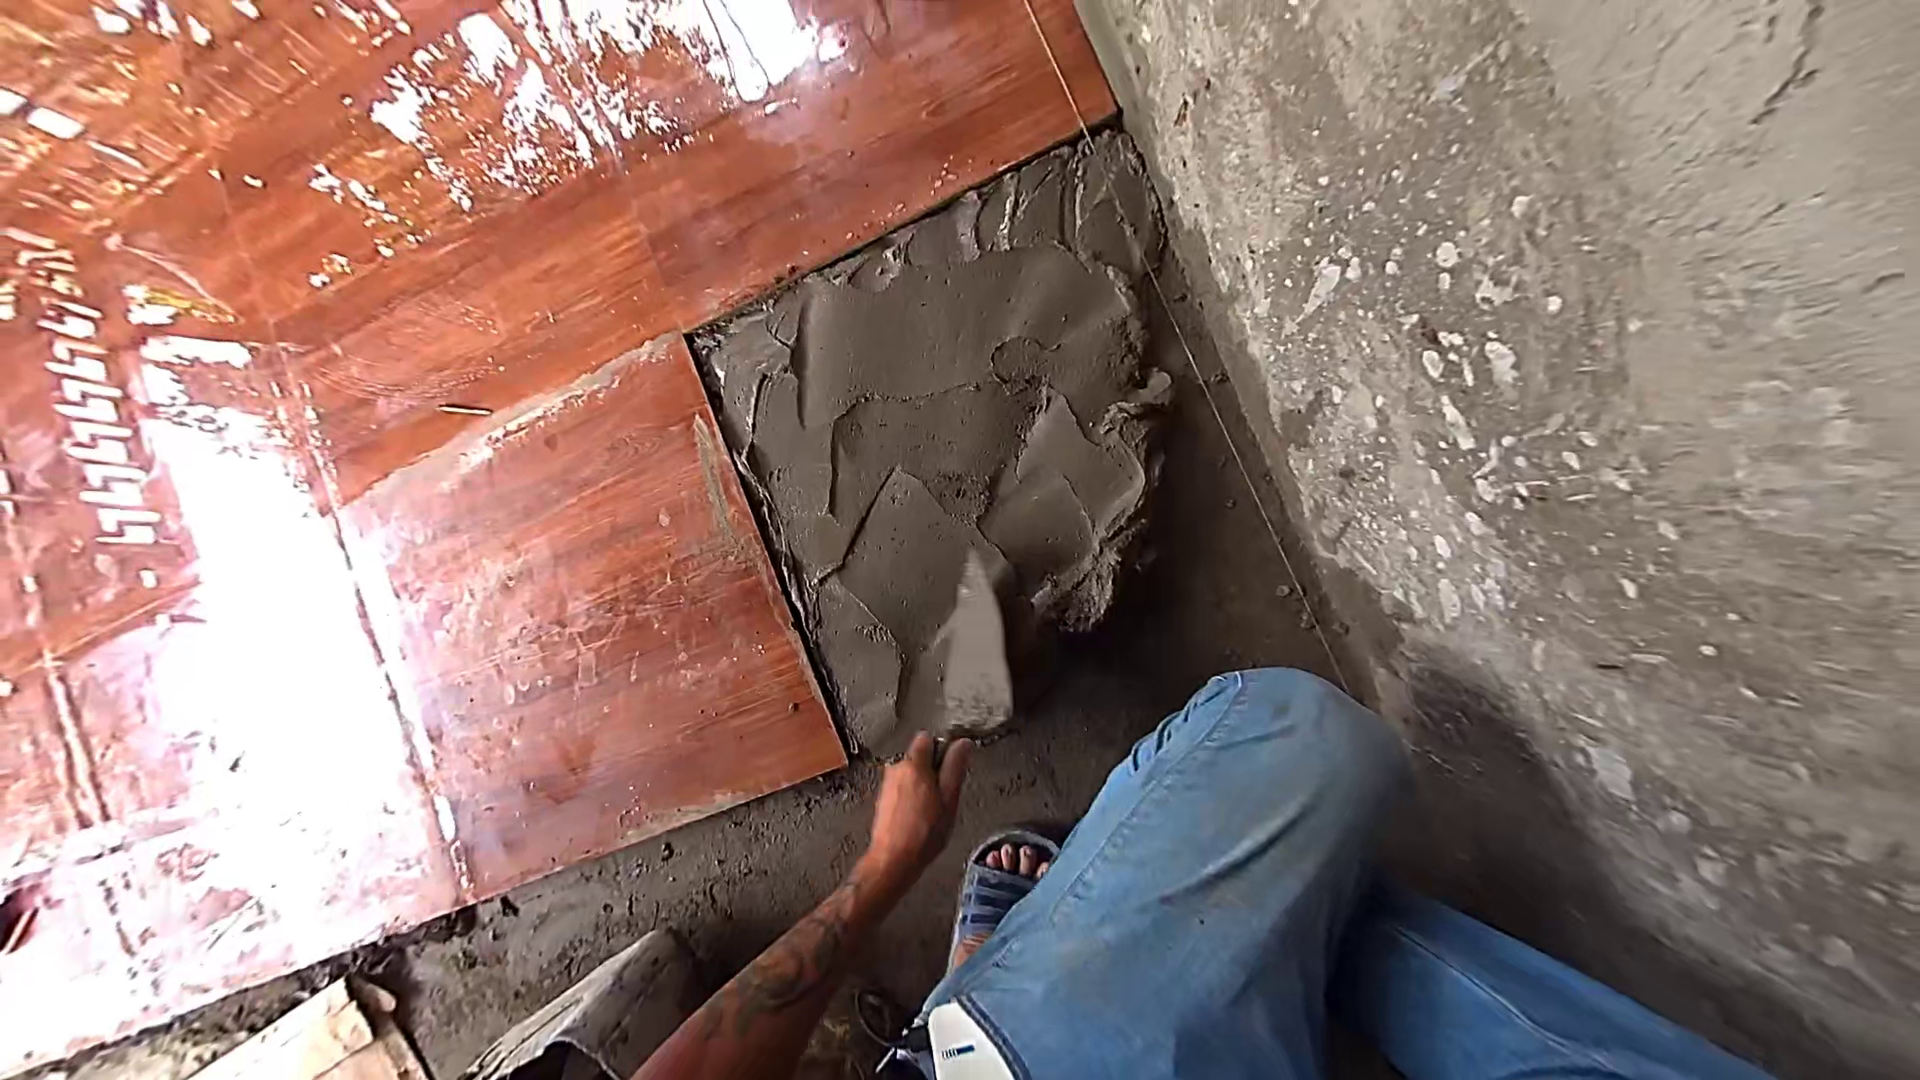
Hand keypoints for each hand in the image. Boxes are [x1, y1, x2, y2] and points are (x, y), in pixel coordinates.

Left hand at [865, 734, 971, 879]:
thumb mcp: (949, 798)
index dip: (942, 749)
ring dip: (922, 784)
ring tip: (930, 809)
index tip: (950, 767)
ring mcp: (888, 783)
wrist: (893, 860)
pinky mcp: (884, 798)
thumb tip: (963, 744)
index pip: (928, 737)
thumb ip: (955, 766)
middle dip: (933, 769)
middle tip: (943, 794)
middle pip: (920, 755)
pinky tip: (918, 816)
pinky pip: (903, 787)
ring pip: (912, 772)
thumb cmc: (922, 833)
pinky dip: (911, 796)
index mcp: (914, 764)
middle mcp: (896, 768)